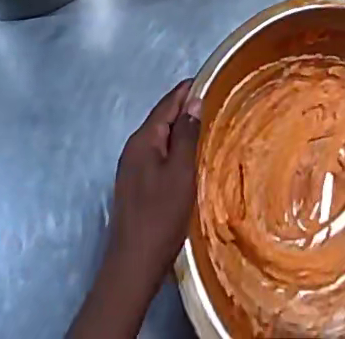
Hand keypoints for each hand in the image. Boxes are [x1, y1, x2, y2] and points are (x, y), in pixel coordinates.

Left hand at [108, 79, 202, 281]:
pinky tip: (188, 155)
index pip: (167, 104)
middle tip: (212, 101)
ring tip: (205, 125)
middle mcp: (133, 148)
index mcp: (143, 140)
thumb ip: (187, 135)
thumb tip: (194, 103)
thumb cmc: (161, 216)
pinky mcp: (135, 185)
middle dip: (184, 108)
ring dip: (180, 129)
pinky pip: (157, 154)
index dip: (186, 91)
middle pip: (162, 119)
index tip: (207, 79)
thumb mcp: (181, 172)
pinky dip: (174, 147)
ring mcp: (132, 167)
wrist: (133, 265)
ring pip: (160, 138)